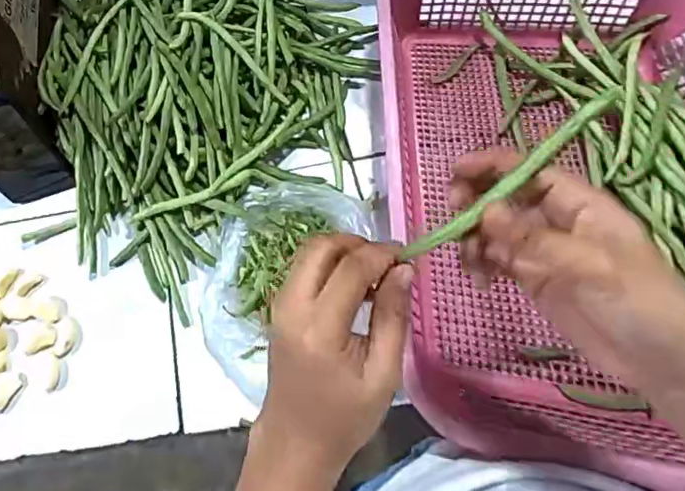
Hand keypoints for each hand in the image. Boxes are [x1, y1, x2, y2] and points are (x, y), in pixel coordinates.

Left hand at [238, 234, 411, 490]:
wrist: (295, 441)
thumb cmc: (344, 416)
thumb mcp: (383, 374)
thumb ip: (393, 317)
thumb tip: (403, 269)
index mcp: (320, 328)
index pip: (351, 268)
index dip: (381, 254)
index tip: (406, 256)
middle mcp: (293, 306)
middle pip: (323, 246)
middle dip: (358, 244)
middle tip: (387, 261)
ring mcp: (280, 302)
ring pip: (310, 250)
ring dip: (343, 250)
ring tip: (372, 273)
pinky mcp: (278, 303)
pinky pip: (303, 265)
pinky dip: (329, 261)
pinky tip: (352, 284)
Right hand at [451, 148, 684, 388]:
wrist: (668, 366)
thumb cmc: (642, 301)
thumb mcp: (591, 266)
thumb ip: (534, 239)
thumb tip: (485, 210)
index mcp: (576, 201)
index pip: (527, 170)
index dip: (491, 165)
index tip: (457, 171)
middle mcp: (555, 218)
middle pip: (505, 195)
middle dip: (476, 198)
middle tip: (454, 212)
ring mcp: (543, 249)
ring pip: (495, 228)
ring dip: (474, 234)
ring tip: (466, 256)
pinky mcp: (535, 279)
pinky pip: (498, 259)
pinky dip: (481, 262)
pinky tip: (477, 277)